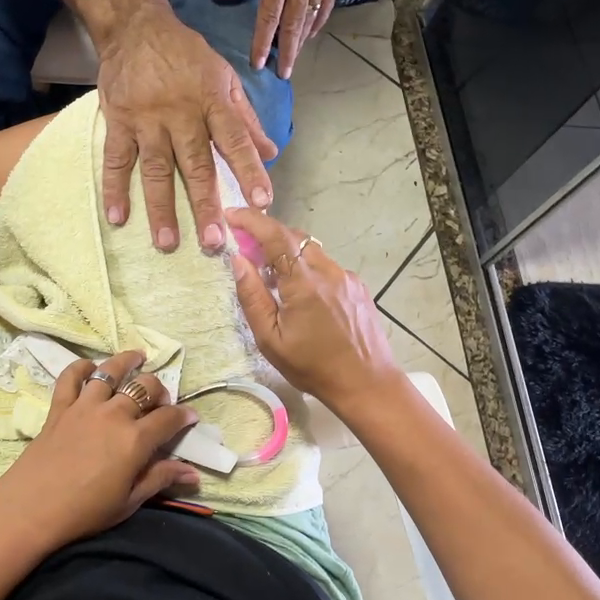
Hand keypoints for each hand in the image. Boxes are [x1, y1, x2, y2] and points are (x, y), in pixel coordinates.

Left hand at [0, 350, 201, 547]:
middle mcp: (113, 415)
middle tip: (161, 401)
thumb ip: (160, 479)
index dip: (183, 416)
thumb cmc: (85, 511)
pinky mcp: (59, 408)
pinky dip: (81, 367)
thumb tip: (193, 472)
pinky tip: (90, 368)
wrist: (31, 509)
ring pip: (110, 372)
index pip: (168, 418)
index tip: (190, 418)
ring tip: (137, 357)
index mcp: (135, 440)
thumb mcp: (129, 501)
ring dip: (127, 362)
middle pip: (144, 387)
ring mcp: (84, 407)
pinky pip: (70, 378)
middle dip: (159, 390)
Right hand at [99, 7, 277, 253]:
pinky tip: (118, 218)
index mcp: (212, 101)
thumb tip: (270, 153)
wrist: (135, 26)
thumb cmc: (186, 56)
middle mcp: (180, 113)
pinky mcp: (118, 122)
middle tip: (213, 241)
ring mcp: (146, 120)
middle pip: (195, 165)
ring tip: (167, 243)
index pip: (235, 140)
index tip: (262, 202)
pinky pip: (116, 160)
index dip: (249, 171)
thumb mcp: (224, 77)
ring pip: (156, 170)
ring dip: (161, 208)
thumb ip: (246, 119)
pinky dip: (115, 189)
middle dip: (205, 205)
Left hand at [212, 0, 357, 79]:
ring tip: (293, 61)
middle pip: (293, 26)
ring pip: (310, 20)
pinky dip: (317, 24)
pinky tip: (310, 35)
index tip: (258, 62)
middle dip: (286, 53)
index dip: (262, 41)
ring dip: (301, 43)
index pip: (269, 15)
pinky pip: (326, 7)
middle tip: (282, 75)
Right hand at [227, 206, 403, 410]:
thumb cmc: (313, 367)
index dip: (251, 220)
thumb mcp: (270, 339)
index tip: (232, 215)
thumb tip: (238, 261)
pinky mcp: (357, 288)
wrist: (367, 384)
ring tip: (272, 279)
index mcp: (303, 283)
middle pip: (294, 237)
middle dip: (268, 237)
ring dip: (289, 255)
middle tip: (246, 250)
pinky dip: (307, 270)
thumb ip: (252, 297)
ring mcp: (346, 277)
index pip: (275, 235)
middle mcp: (328, 271)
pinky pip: (326, 268)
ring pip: (312, 252)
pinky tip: (302, 297)